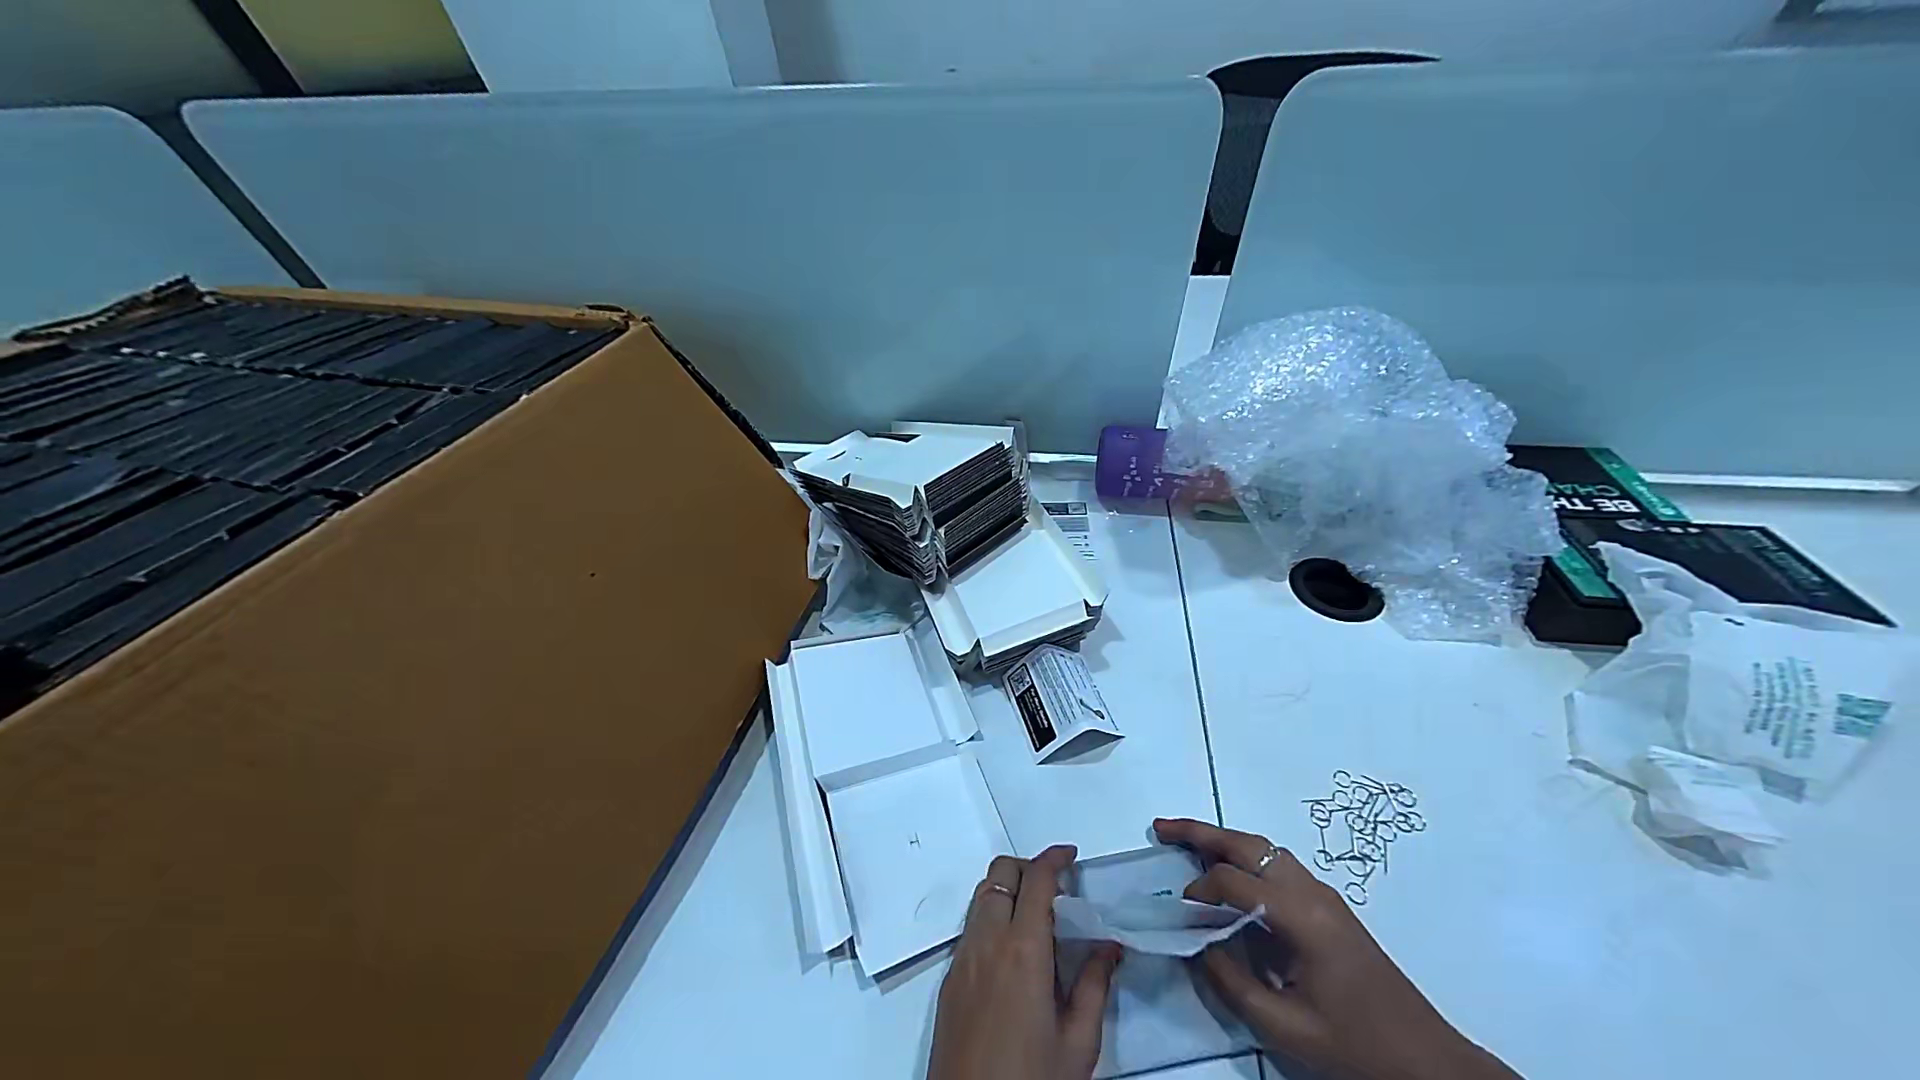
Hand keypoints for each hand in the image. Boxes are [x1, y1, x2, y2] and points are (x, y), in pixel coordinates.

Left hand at [928, 845, 1122, 1079]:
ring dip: (1008, 890)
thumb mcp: (1077, 1042)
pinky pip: (971, 926)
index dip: (1054, 858)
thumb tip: (1108, 947)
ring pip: (982, 896)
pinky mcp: (950, 977)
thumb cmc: (1031, 1079)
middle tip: (1056, 888)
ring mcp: (963, 957)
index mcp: (1022, 949)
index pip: (1036, 880)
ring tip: (1037, 917)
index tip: (1070, 855)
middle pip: (1001, 874)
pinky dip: (992, 917)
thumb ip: (1094, 985)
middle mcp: (987, 941)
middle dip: (1028, 868)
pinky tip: (1013, 950)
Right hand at [1154, 819, 1520, 1079]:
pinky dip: (1244, 858)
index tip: (1181, 912)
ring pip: (1265, 849)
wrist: (1428, 1060)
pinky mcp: (1329, 907)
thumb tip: (1198, 943)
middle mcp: (1312, 892)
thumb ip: (1233, 982)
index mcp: (1302, 917)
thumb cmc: (1356, 1045)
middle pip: (1249, 845)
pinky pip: (1278, 866)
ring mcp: (1323, 896)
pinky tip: (1227, 874)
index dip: (1200, 891)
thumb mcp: (1286, 1028)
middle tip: (1162, 828)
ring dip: (1223, 840)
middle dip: (1201, 831)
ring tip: (1185, 841)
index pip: (1235, 882)